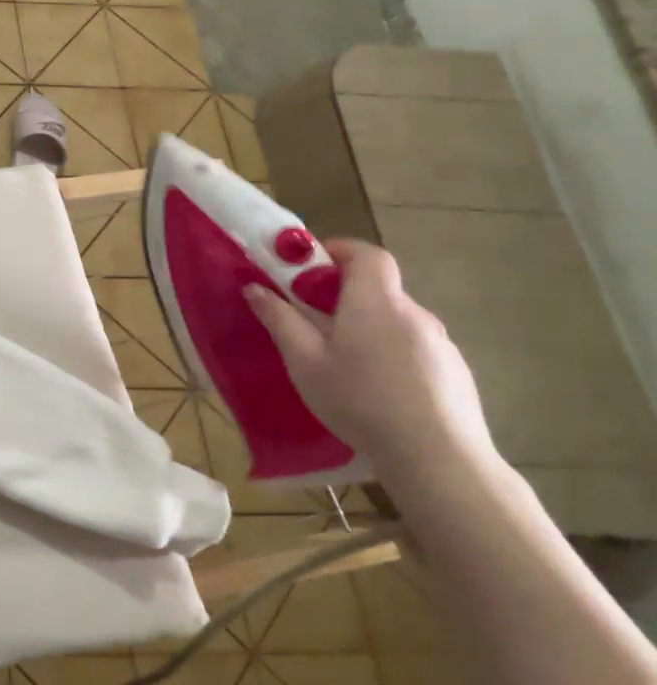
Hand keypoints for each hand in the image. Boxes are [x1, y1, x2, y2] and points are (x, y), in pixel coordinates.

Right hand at [244, 239, 495, 484]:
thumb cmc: (360, 400)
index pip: (367, 254)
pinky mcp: (454, 371)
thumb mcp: (304, 361)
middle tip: (310, 321)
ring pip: (394, 319)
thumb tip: (254, 287)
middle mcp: (413, 314)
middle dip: (341, 294)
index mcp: (375, 303)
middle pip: (378, 287)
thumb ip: (279, 319)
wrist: (438, 458)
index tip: (308, 268)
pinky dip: (390, 351)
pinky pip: (414, 346)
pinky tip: (376, 388)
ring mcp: (440, 343)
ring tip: (341, 362)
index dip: (338, 251)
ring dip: (365, 325)